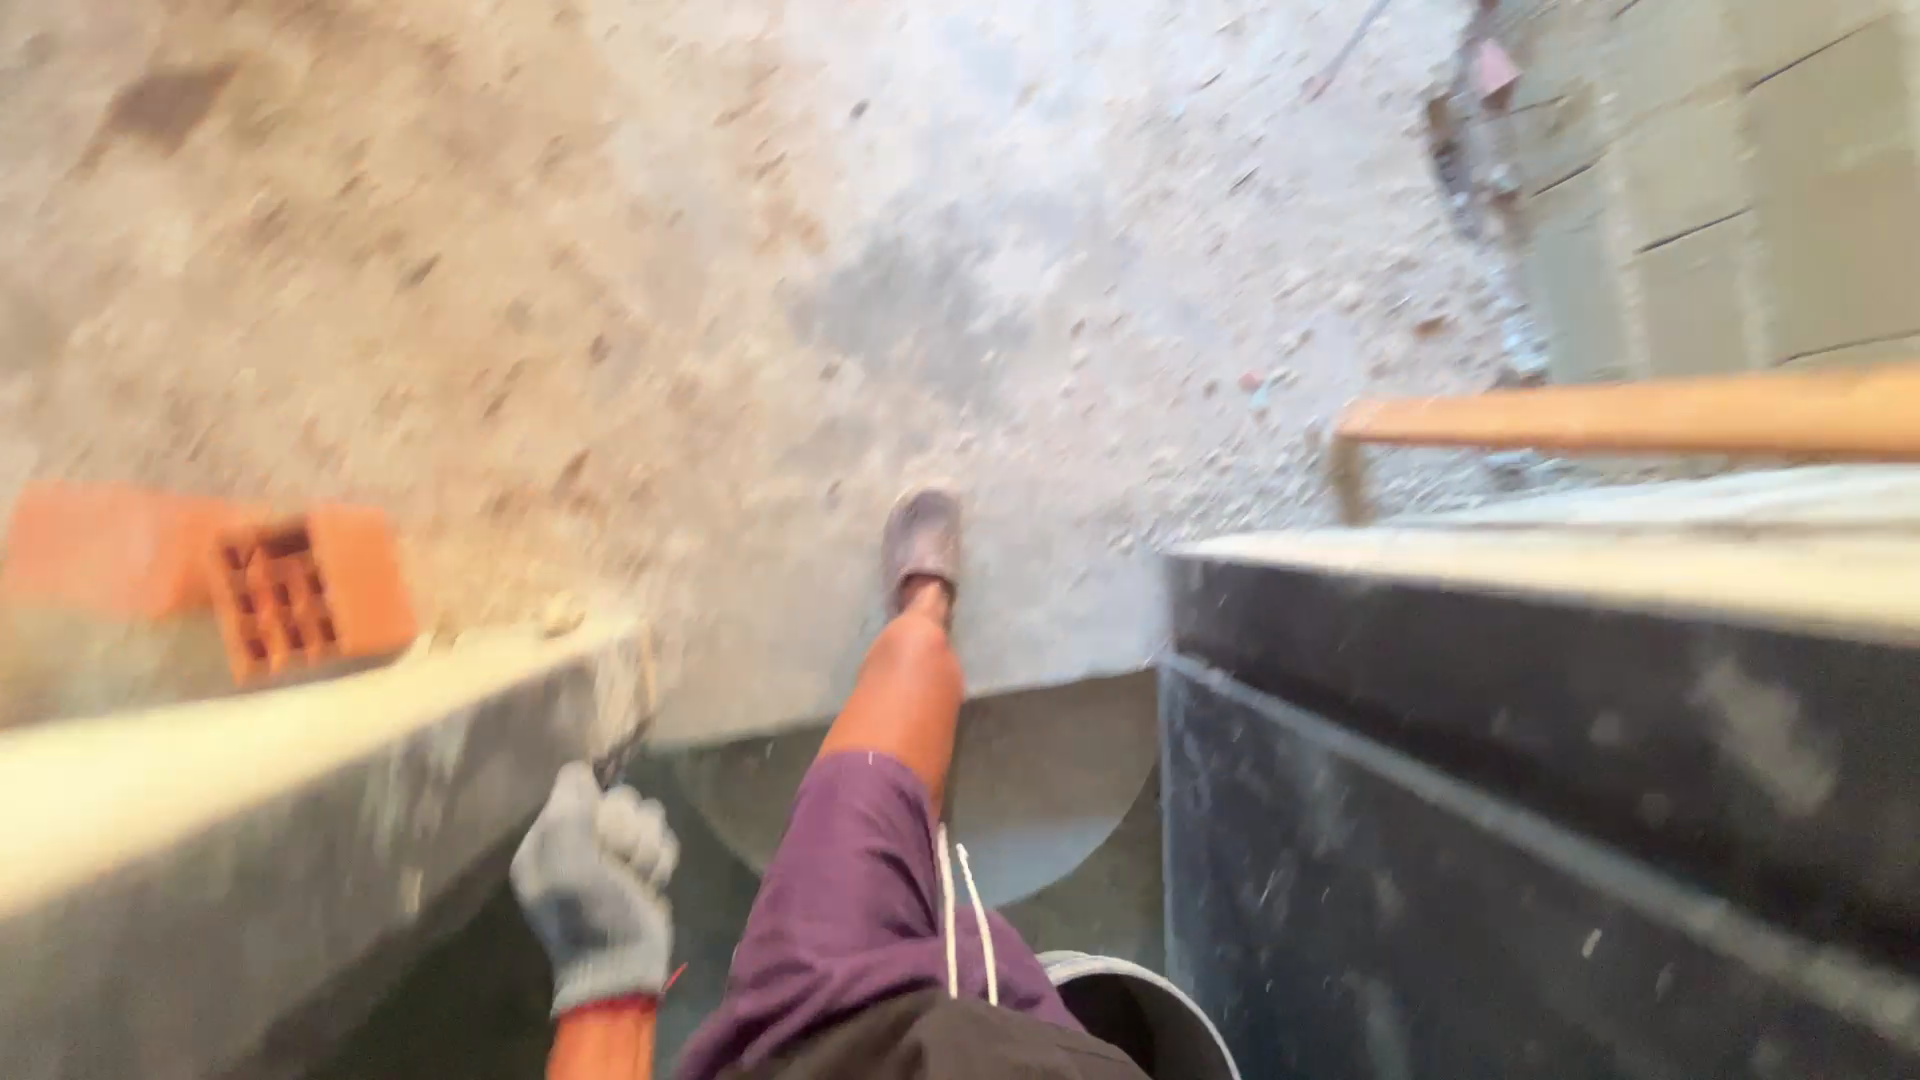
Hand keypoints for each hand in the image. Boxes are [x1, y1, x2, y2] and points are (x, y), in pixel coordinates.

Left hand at [512, 762, 678, 1014]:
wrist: (625, 964)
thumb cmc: (590, 917)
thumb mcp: (569, 868)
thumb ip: (568, 815)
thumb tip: (576, 768)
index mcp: (546, 841)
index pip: (579, 790)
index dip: (597, 811)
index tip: (596, 840)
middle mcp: (576, 842)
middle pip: (620, 799)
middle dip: (629, 832)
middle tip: (619, 866)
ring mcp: (610, 854)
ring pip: (646, 815)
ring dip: (648, 848)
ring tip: (637, 880)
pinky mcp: (641, 863)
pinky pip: (662, 836)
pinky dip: (661, 860)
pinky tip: (651, 884)